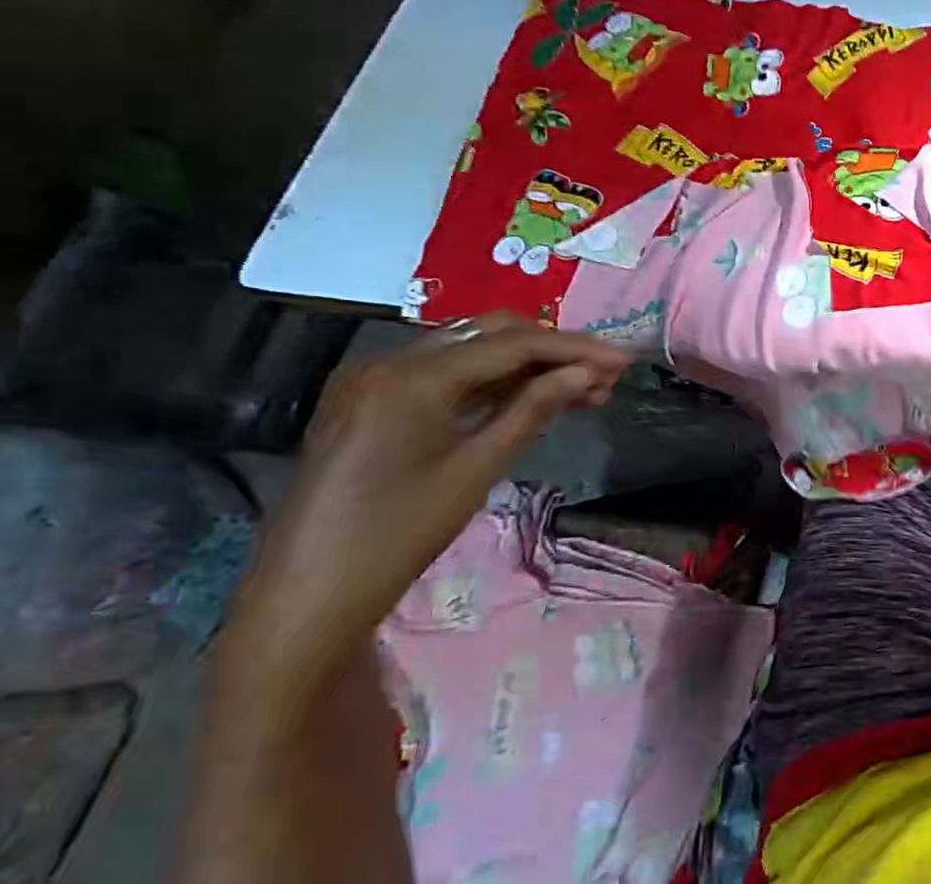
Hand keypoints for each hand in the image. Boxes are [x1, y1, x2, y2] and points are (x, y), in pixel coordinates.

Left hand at [234, 313, 632, 670]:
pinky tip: (530, 397)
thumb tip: (587, 374)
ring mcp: (376, 379)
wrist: (308, 596)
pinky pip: (443, 376)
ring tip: (582, 389)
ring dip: (526, 365)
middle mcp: (390, 361)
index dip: (573, 349)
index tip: (623, 361)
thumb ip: (532, 411)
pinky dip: (490, 383)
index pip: (511, 344)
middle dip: (552, 350)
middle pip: (489, 335)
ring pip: (469, 353)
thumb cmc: (397, 537)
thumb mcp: (475, 471)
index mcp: (413, 377)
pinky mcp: (373, 402)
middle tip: (605, 375)